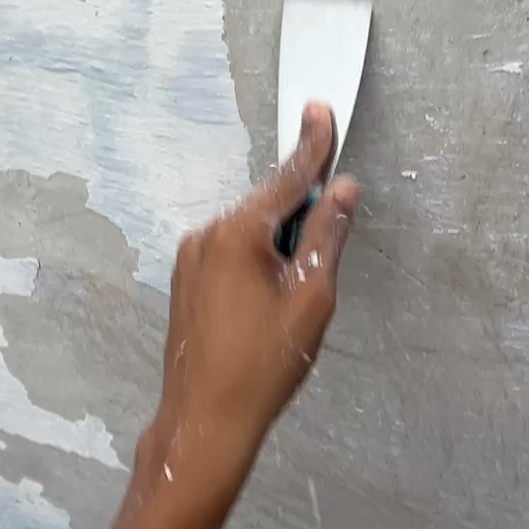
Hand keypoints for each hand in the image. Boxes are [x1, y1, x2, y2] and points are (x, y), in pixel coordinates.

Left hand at [136, 101, 361, 510]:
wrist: (204, 422)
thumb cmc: (266, 362)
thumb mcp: (311, 297)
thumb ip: (327, 235)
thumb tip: (343, 187)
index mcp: (238, 232)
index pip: (288, 178)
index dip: (312, 144)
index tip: (320, 107)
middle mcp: (207, 232)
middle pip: (268, 205)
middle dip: (300, 215)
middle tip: (319, 260)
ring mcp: (190, 255)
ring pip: (249, 230)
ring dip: (278, 242)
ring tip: (292, 296)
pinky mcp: (185, 277)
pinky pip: (230, 250)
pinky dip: (256, 257)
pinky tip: (266, 299)